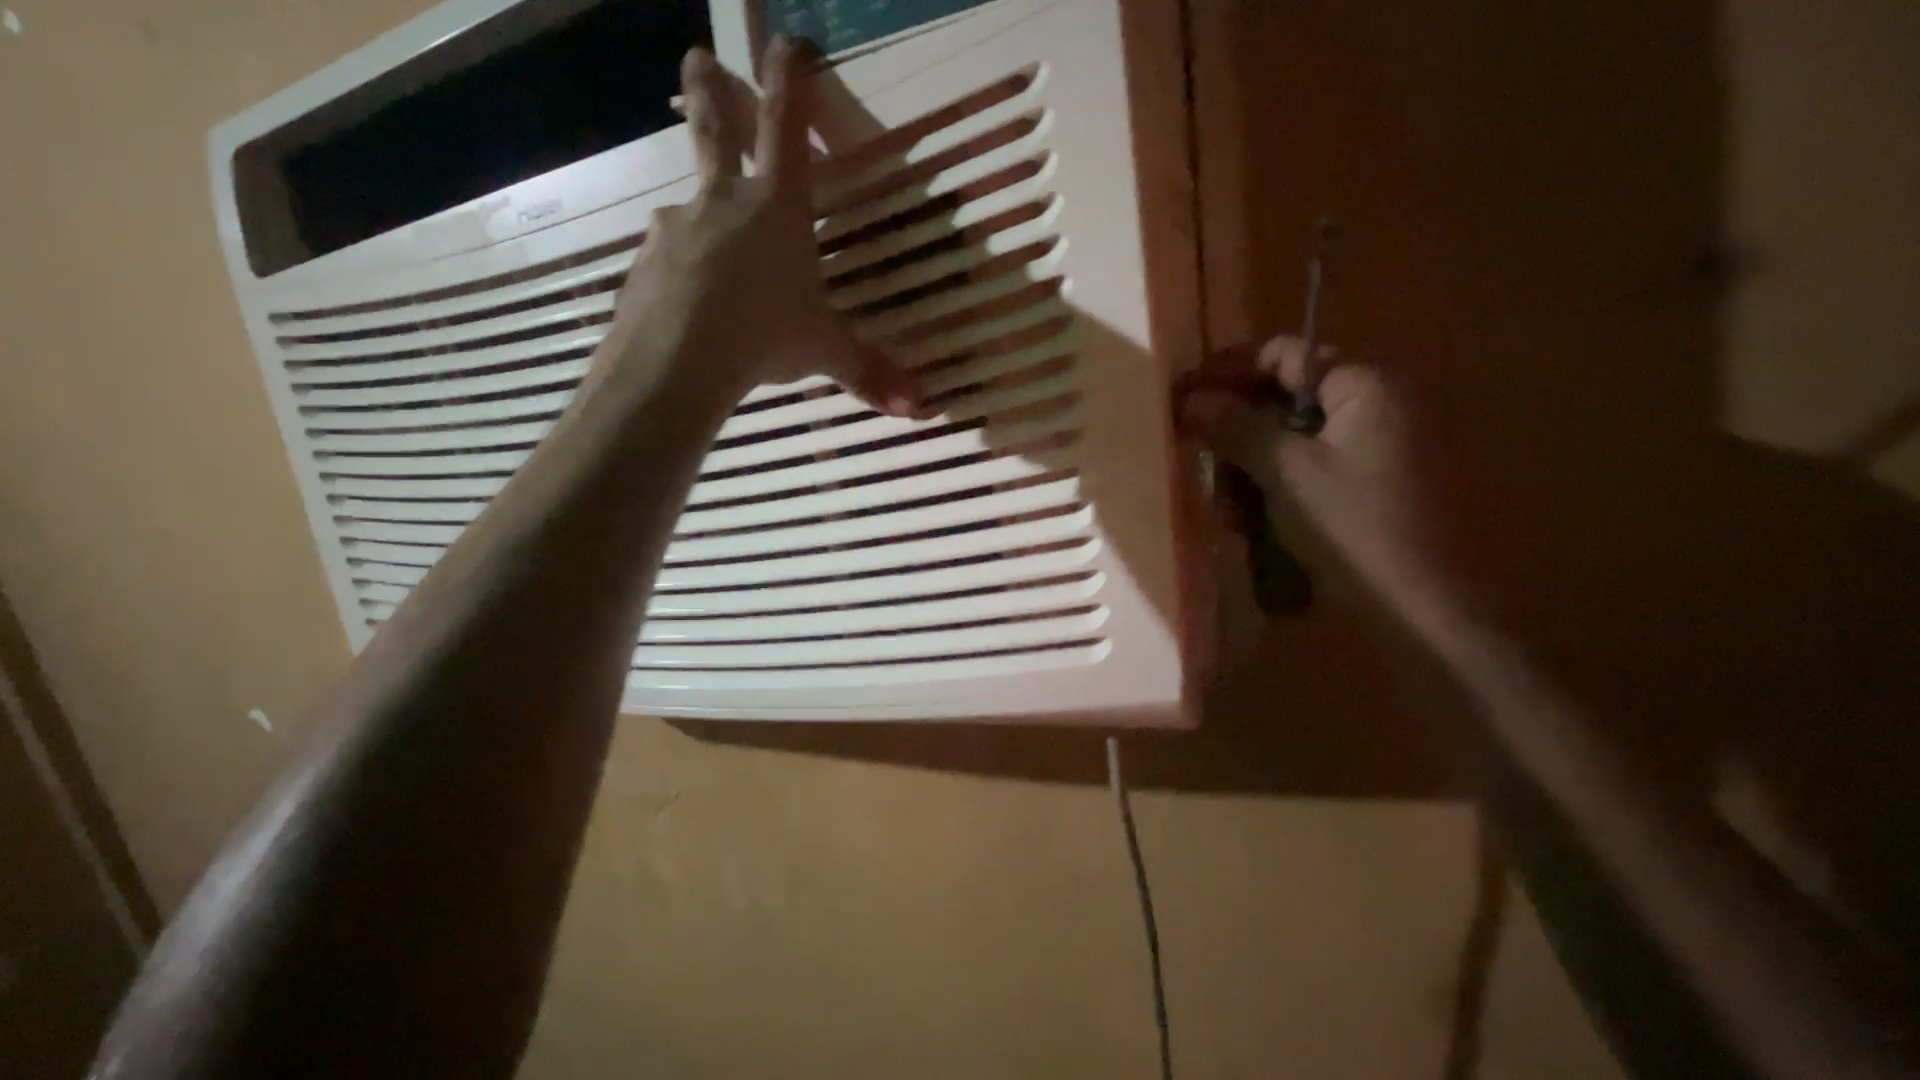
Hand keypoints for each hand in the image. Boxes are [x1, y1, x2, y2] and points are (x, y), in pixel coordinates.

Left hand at [593, 39, 921, 415]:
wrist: (678, 361)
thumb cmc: (766, 337)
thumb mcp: (824, 353)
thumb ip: (869, 373)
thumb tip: (921, 407)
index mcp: (778, 206)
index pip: (786, 125)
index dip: (790, 79)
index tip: (788, 42)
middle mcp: (724, 201)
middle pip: (715, 128)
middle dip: (709, 89)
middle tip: (696, 56)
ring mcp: (677, 226)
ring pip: (690, 210)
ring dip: (701, 218)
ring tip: (710, 261)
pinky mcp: (645, 262)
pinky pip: (669, 259)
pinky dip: (680, 272)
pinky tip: (686, 304)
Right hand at [1179, 336, 1434, 596]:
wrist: (1419, 611)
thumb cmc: (1353, 529)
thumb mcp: (1286, 473)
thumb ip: (1236, 426)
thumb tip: (1191, 396)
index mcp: (1366, 387)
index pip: (1286, 354)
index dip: (1229, 371)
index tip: (1184, 397)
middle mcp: (1376, 407)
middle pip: (1287, 397)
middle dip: (1238, 427)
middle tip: (1198, 453)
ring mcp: (1376, 450)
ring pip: (1293, 439)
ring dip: (1252, 465)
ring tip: (1226, 505)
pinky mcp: (1371, 487)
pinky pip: (1311, 470)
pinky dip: (1277, 488)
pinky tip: (1252, 523)